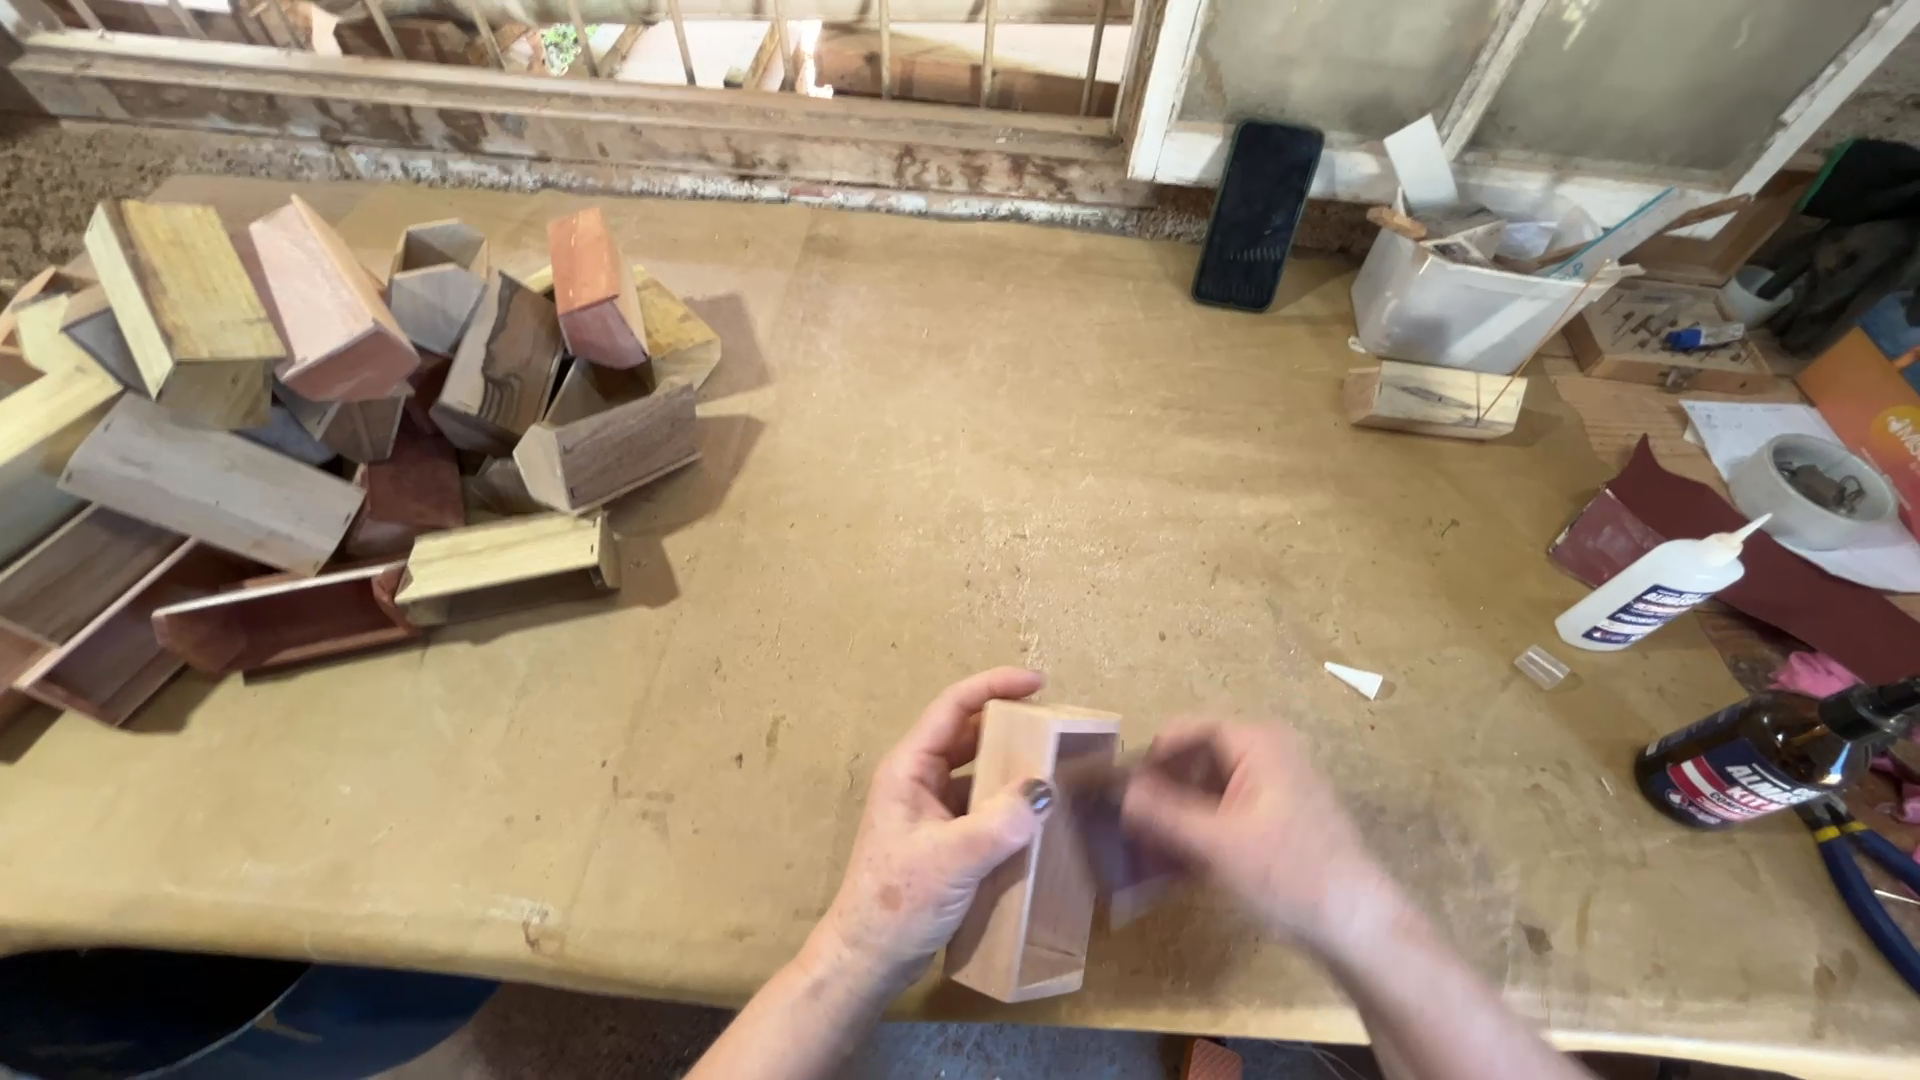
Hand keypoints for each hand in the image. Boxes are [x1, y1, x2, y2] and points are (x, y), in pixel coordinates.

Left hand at [813, 668, 1055, 991]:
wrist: (868, 959)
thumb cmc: (897, 901)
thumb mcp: (953, 859)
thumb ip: (1000, 822)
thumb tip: (1045, 789)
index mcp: (910, 767)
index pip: (954, 707)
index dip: (994, 686)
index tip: (1038, 683)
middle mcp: (919, 778)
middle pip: (968, 733)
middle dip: (1009, 724)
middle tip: (1055, 724)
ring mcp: (930, 808)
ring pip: (976, 770)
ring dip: (1010, 764)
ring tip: (1054, 764)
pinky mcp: (943, 836)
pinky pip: (981, 803)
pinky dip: (1007, 801)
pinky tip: (1036, 813)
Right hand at [1119, 720, 1398, 951]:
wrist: (1362, 929)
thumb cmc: (1291, 875)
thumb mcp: (1217, 844)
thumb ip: (1163, 814)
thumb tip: (1116, 790)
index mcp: (1257, 742)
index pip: (1186, 731)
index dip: (1151, 758)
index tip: (1122, 790)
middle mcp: (1268, 752)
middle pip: (1196, 757)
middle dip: (1162, 789)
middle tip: (1131, 823)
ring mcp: (1276, 784)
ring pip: (1208, 785)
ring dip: (1177, 811)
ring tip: (1148, 845)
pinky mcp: (1278, 816)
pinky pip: (1225, 807)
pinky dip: (1200, 825)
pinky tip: (1178, 859)